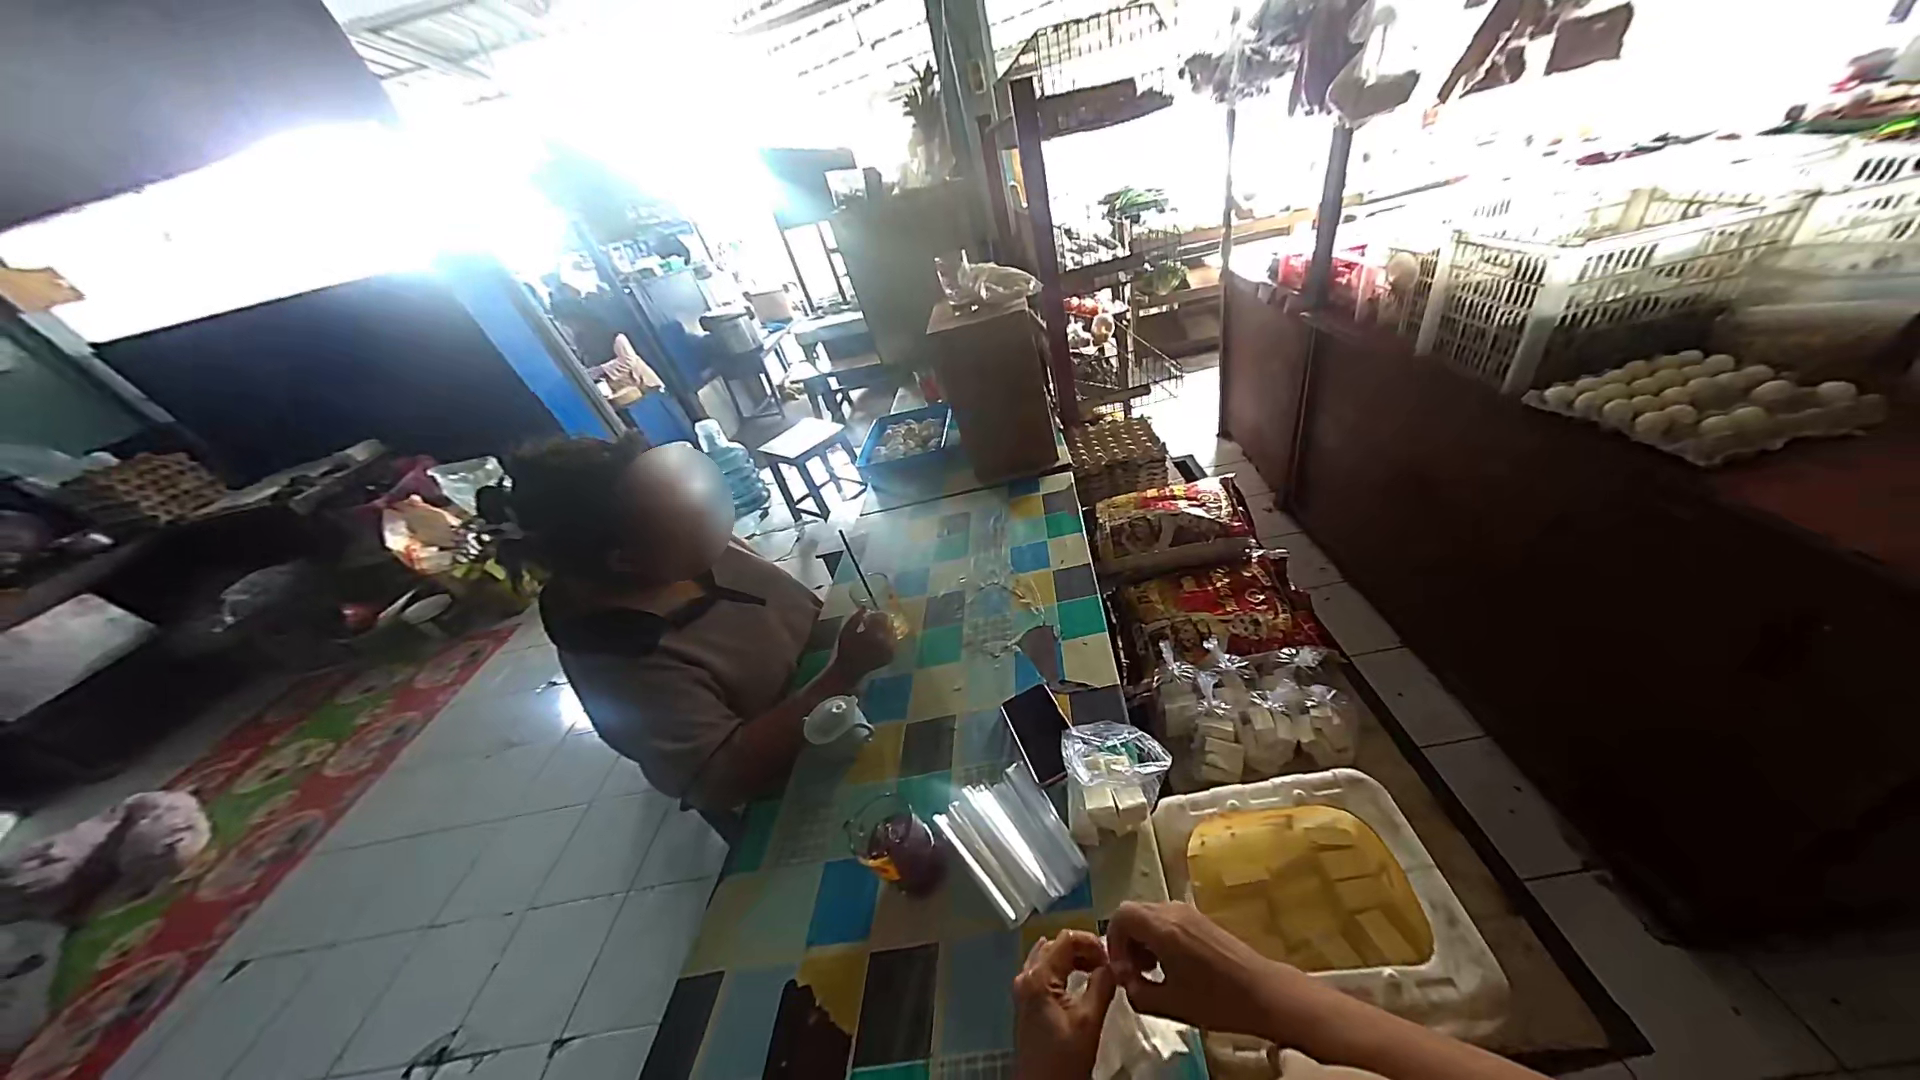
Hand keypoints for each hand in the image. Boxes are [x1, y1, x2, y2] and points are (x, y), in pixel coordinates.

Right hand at [829, 606, 895, 678]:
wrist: (850, 670)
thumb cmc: (846, 649)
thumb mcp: (847, 630)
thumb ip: (856, 617)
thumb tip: (865, 607)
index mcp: (875, 633)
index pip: (882, 616)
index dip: (875, 615)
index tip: (867, 619)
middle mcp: (886, 641)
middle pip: (890, 623)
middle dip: (881, 621)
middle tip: (871, 625)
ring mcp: (890, 650)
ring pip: (893, 632)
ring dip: (885, 629)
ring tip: (874, 634)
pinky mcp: (892, 656)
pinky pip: (893, 642)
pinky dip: (888, 639)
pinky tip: (878, 642)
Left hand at [1014, 931, 1114, 1079]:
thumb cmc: (1063, 1060)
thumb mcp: (1089, 1022)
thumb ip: (1102, 986)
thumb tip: (1113, 964)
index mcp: (1038, 976)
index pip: (1066, 939)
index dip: (1091, 941)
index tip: (1111, 955)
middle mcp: (1026, 976)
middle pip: (1056, 945)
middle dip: (1083, 949)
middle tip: (1107, 963)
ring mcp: (1023, 988)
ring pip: (1049, 956)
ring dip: (1073, 958)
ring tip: (1097, 969)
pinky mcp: (1026, 1001)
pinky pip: (1044, 971)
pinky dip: (1062, 968)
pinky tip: (1078, 978)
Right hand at [1106, 901, 1304, 1039]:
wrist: (1264, 993)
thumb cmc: (1216, 1001)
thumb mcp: (1171, 1005)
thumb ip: (1138, 993)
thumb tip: (1125, 981)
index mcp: (1161, 927)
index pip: (1120, 915)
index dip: (1113, 941)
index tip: (1123, 970)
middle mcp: (1171, 911)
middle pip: (1133, 912)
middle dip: (1126, 941)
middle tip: (1135, 973)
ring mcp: (1186, 911)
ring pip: (1149, 915)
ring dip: (1142, 939)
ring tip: (1153, 971)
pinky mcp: (1198, 918)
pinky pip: (1165, 918)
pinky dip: (1158, 936)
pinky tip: (1172, 965)